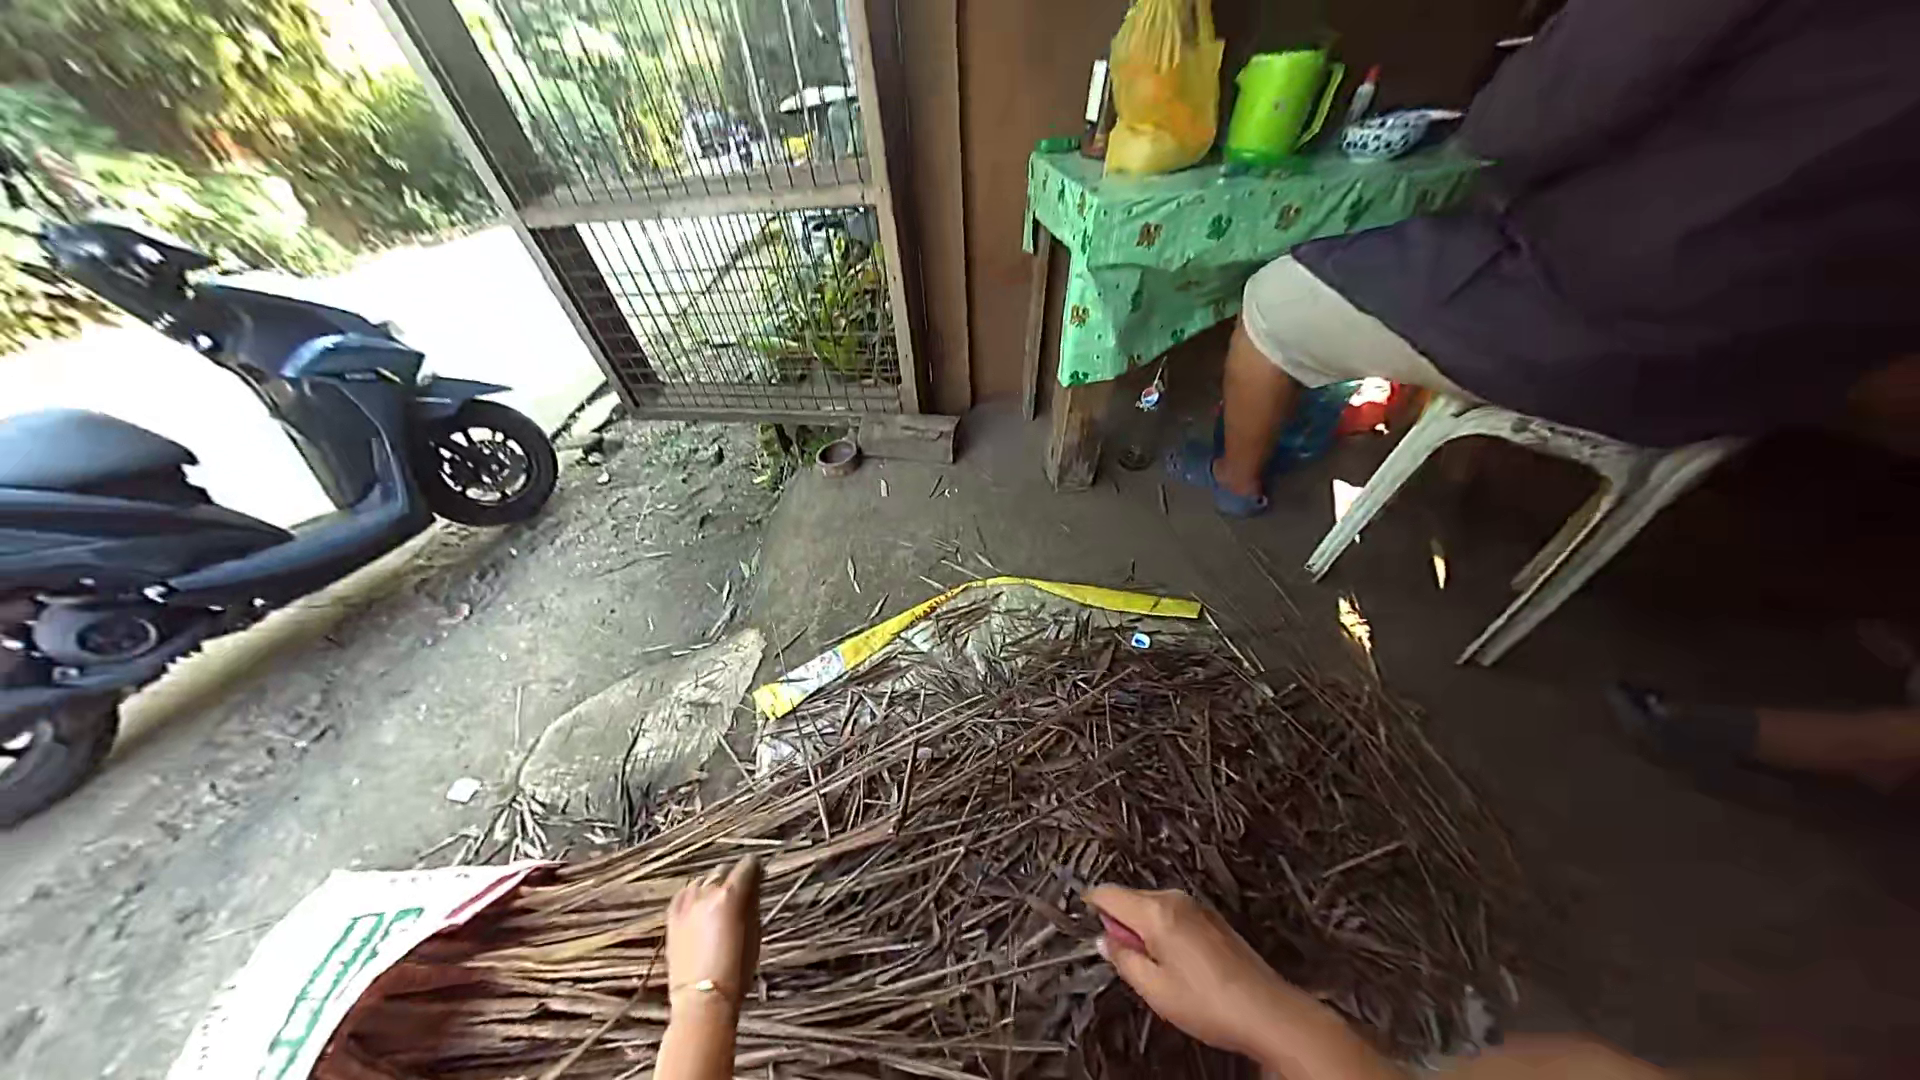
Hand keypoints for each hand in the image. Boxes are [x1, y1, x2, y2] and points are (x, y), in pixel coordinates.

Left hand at [666, 856, 761, 1011]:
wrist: (702, 1000)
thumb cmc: (737, 969)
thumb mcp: (754, 931)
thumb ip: (752, 902)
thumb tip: (753, 885)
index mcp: (732, 894)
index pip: (748, 864)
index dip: (755, 869)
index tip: (758, 876)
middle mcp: (708, 892)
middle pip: (724, 869)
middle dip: (733, 877)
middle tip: (739, 893)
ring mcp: (687, 905)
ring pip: (703, 880)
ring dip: (713, 886)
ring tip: (717, 902)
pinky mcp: (672, 918)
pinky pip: (684, 894)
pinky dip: (693, 895)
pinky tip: (698, 905)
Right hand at [1085, 884, 1299, 1058]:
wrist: (1268, 1011)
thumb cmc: (1207, 1003)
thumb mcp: (1155, 990)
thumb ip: (1123, 959)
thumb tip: (1104, 940)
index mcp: (1154, 912)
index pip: (1108, 893)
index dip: (1091, 904)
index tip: (1083, 918)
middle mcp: (1172, 898)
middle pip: (1130, 897)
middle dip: (1120, 920)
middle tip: (1125, 958)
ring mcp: (1194, 905)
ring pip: (1151, 905)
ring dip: (1142, 926)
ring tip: (1156, 967)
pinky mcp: (1210, 916)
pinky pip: (1172, 912)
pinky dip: (1162, 928)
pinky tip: (1177, 962)